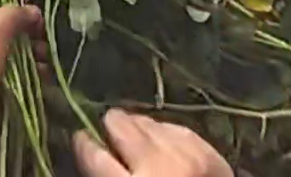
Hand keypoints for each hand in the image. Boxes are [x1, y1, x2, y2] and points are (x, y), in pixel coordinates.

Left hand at [0, 0, 43, 113]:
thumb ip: (16, 14)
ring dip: (27, 49)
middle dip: (21, 27)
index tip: (24, 0)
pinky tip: (43, 73)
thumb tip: (34, 11)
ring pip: (5, 46)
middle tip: (41, 32)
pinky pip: (8, 68)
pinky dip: (25, 69)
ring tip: (46, 55)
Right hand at [73, 110, 231, 176]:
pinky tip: (170, 155)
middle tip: (121, 152)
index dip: (84, 145)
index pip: (91, 151)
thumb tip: (90, 150)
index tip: (84, 144)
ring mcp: (185, 154)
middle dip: (115, 134)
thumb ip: (107, 176)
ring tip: (148, 155)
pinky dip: (166, 139)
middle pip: (116, 121)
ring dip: (142, 135)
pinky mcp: (206, 151)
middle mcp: (157, 163)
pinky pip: (171, 127)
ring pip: (143, 119)